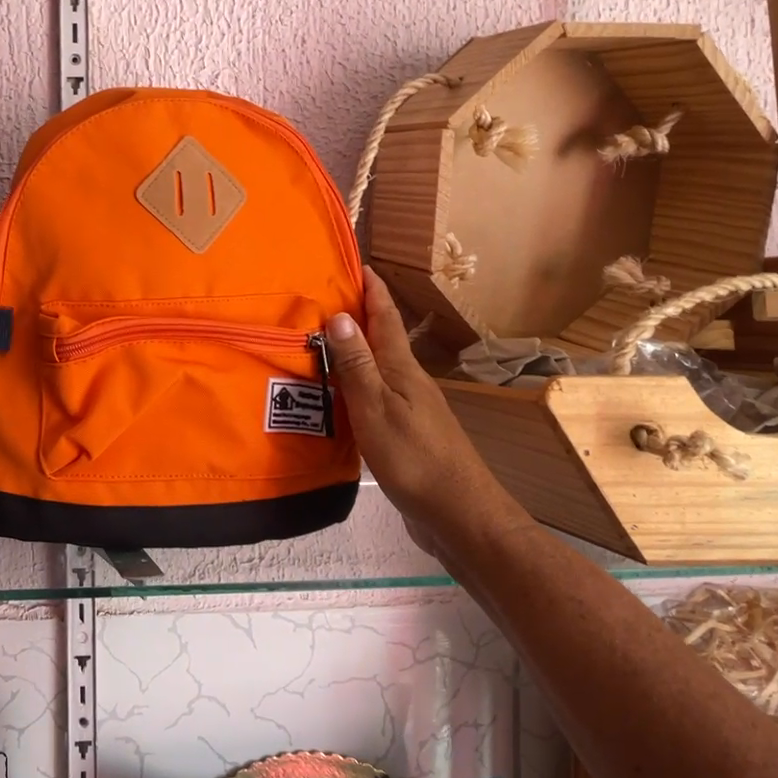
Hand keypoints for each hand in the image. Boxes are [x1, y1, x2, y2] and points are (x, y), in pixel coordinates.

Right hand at [324, 267, 526, 557]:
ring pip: (375, 369)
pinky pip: (372, 397)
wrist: (459, 515)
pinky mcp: (403, 435)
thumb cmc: (415, 458)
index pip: (385, 318)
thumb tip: (339, 315)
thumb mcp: (377, 407)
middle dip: (355, 316)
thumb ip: (357, 364)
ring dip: (351, 351)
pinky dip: (352, 385)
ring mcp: (409, 409)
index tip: (356, 262)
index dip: (372, 290)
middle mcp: (408, 382)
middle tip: (321, 298)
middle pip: (380, 341)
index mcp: (402, 370)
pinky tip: (334, 396)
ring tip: (318, 342)